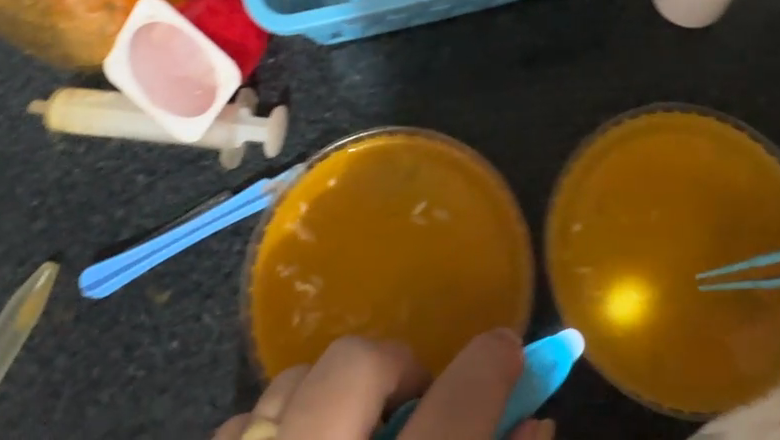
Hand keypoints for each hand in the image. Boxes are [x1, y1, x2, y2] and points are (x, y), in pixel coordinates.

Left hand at [214, 329, 553, 439]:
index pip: (458, 412)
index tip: (507, 348)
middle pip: (361, 364)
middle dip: (398, 368)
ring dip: (332, 396)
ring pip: (297, 379)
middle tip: (413, 404)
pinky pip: (243, 418)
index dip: (492, 368)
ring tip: (347, 434)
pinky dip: (277, 426)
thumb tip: (536, 420)